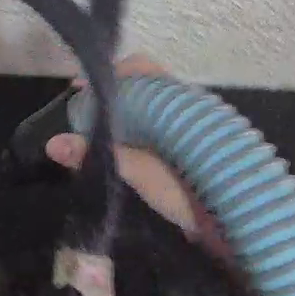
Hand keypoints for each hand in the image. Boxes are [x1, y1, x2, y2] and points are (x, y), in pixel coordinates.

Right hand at [44, 55, 221, 252]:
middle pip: (141, 86)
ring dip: (122, 115)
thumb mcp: (140, 174)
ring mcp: (194, 127)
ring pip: (151, 106)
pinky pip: (160, 126)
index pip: (137, 68)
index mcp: (176, 101)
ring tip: (93, 137)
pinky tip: (120, 151)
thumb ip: (98, 154)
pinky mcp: (195, 149)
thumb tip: (52, 144)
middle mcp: (187, 106)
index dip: (104, 76)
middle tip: (79, 120)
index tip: (76, 93)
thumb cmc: (192, 195)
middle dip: (108, 97)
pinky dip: (136, 130)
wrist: (242, 227)